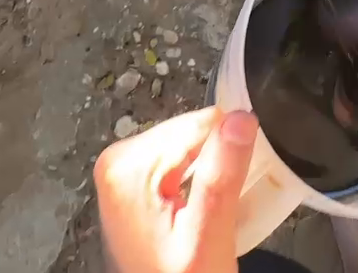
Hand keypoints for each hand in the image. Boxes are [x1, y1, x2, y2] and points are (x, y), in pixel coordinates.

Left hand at [94, 107, 258, 272]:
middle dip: (214, 166)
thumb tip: (239, 118)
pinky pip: (182, 156)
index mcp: (127, 167)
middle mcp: (118, 160)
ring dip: (207, 173)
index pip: (201, 124)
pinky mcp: (134, 179)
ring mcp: (123, 169)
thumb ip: (221, 177)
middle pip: (194, 132)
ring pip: (192, 142)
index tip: (223, 196)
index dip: (225, 157)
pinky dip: (197, 178)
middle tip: (212, 214)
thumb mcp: (206, 238)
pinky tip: (193, 212)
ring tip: (202, 216)